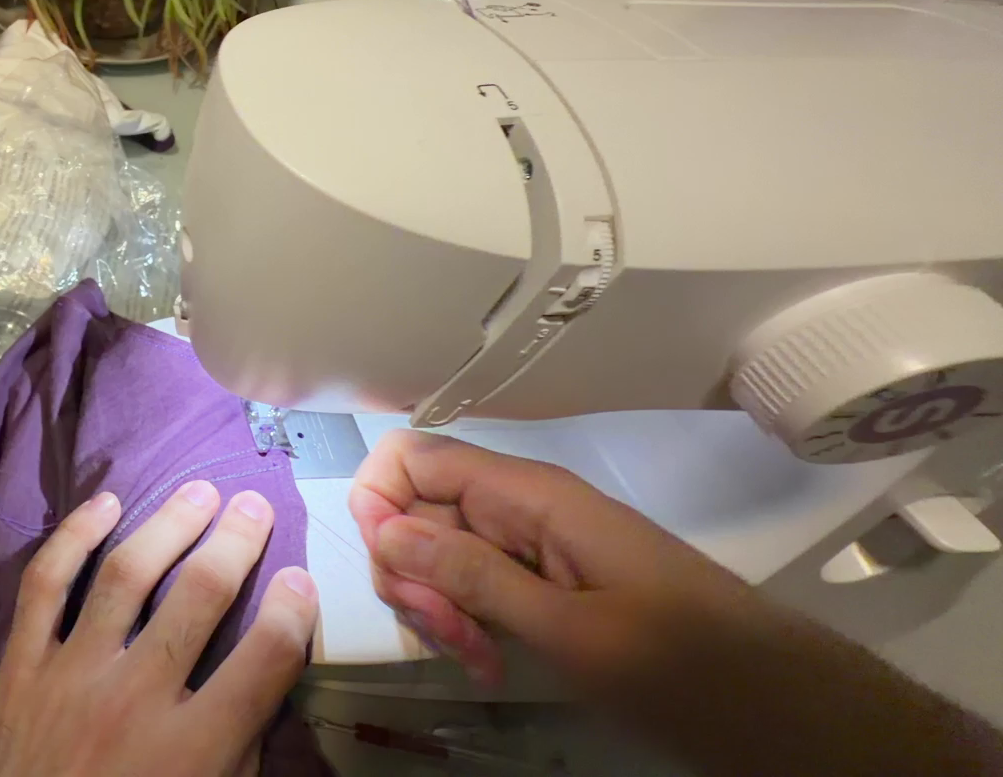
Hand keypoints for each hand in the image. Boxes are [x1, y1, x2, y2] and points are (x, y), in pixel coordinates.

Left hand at [0, 482, 319, 776]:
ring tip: (198, 492)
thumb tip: (262, 679)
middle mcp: (132, 698)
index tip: (300, 577)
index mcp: (189, 751)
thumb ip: (235, 751)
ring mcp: (71, 672)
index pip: (260, 664)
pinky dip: (72, 537)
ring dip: (166, 525)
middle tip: (253, 504)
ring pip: (124, 575)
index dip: (290, 615)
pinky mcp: (22, 661)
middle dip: (233, 544)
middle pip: (196, 599)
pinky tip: (105, 503)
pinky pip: (44, 583)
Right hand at [347, 429, 760, 689]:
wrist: (790, 713)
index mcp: (523, 493)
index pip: (409, 455)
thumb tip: (383, 530)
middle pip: (413, 508)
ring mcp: (524, 541)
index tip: (393, 566)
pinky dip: (462, 619)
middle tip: (448, 633)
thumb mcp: (571, 629)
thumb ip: (470, 574)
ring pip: (434, 551)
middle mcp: (513, 504)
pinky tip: (486, 660)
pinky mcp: (535, 576)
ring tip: (474, 656)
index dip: (378, 499)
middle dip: (411, 570)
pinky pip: (468, 581)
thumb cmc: (686, 668)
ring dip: (435, 602)